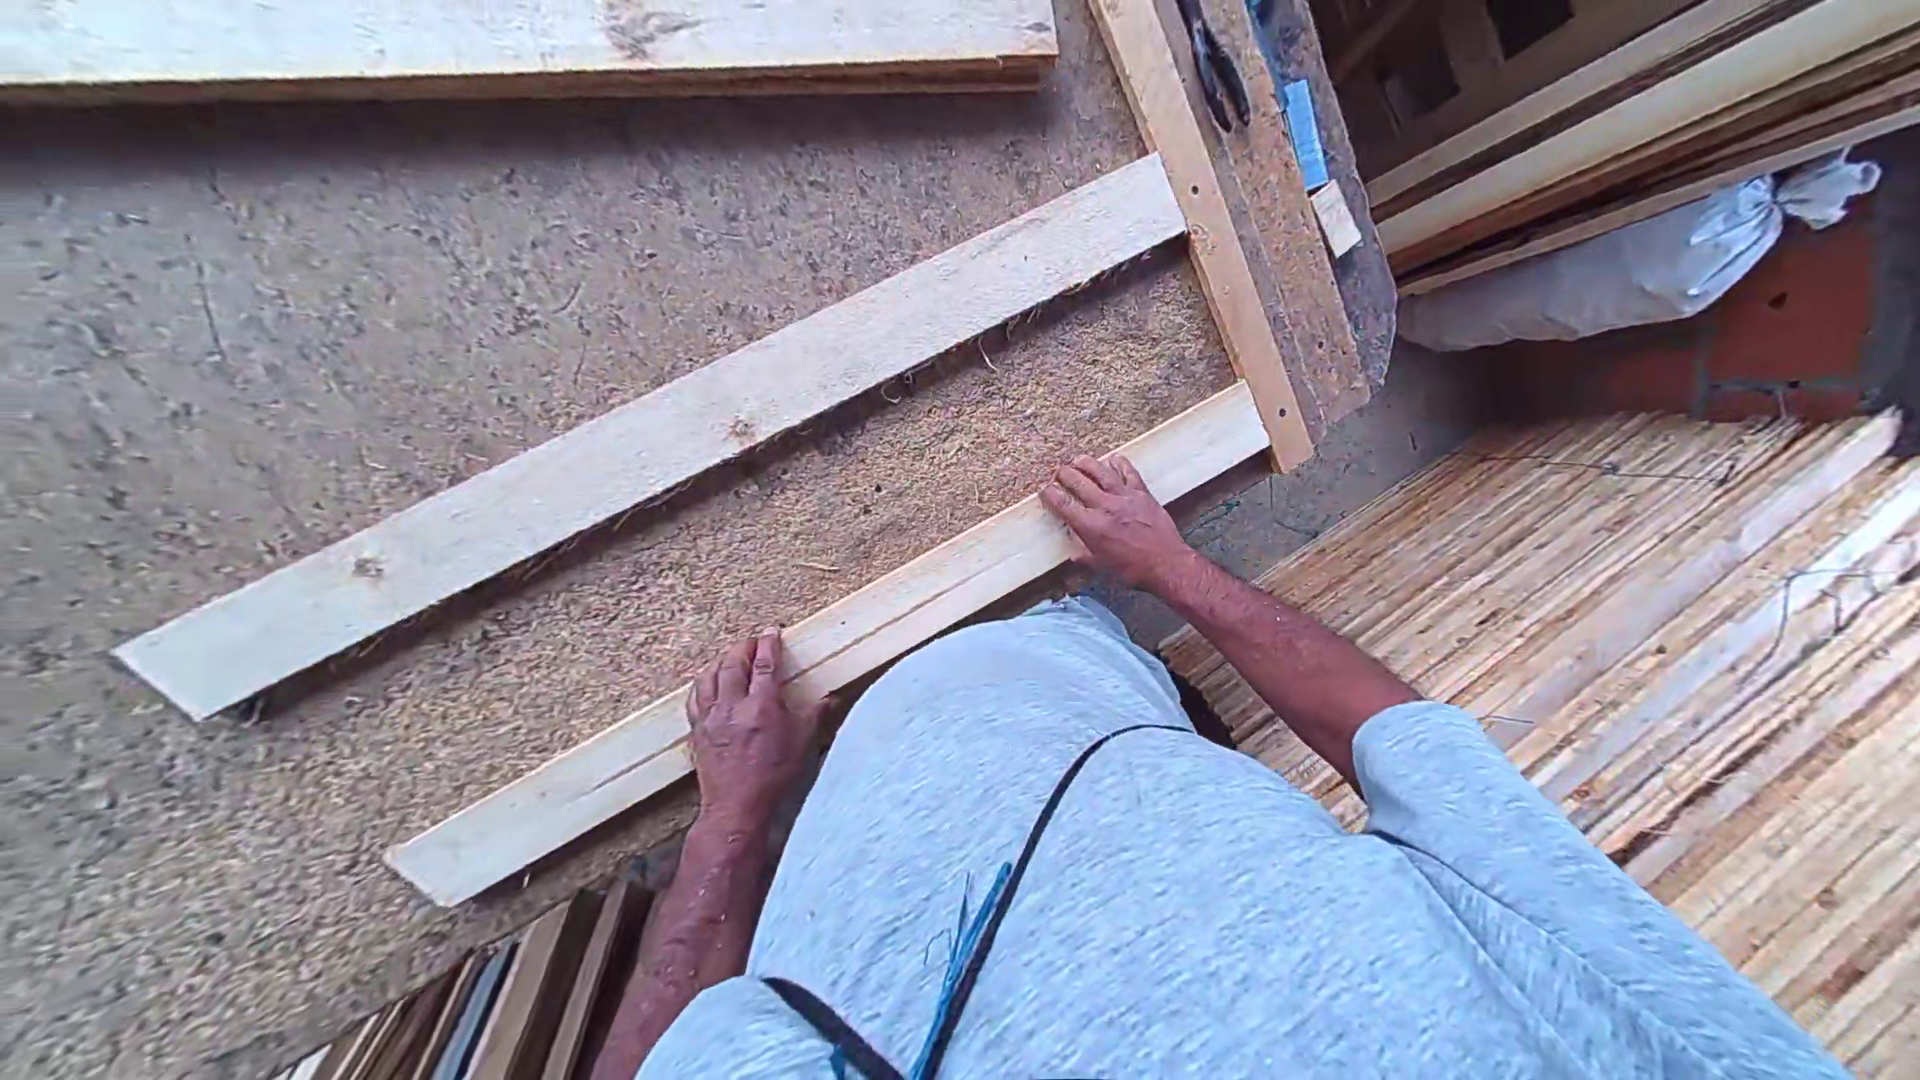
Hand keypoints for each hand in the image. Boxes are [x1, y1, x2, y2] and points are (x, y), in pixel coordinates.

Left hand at [685, 629, 822, 827]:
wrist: (737, 806)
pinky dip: (703, 683)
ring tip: (730, 656)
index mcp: (762, 705)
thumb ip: (816, 715)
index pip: (765, 663)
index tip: (772, 632)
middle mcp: (733, 706)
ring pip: (710, 677)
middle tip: (752, 641)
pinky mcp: (698, 730)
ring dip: (721, 661)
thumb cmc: (772, 776)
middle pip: (734, 664)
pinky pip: (696, 697)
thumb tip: (831, 700)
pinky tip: (707, 682)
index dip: (769, 643)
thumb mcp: (803, 743)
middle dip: (743, 647)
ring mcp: (712, 718)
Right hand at [1040, 454, 1199, 594]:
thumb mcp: (1102, 566)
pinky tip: (1113, 459)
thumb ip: (1084, 556)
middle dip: (1064, 474)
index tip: (1045, 490)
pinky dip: (1119, 463)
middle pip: (1079, 482)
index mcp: (1091, 527)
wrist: (1167, 564)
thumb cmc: (1134, 570)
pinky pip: (1128, 472)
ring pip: (1101, 471)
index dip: (1051, 495)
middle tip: (1058, 472)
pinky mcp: (1142, 493)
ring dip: (1086, 463)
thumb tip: (1073, 555)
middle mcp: (1105, 507)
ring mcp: (1125, 497)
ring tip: (1077, 460)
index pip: (1064, 505)